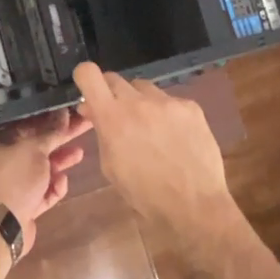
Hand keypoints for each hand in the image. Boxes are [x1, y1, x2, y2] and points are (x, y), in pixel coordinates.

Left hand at [0, 109, 92, 256]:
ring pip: (43, 168)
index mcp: (0, 143)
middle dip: (62, 138)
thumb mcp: (35, 150)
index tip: (72, 112)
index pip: (29, 125)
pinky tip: (61, 183)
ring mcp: (15, 183)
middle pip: (39, 145)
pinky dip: (53, 187)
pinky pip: (43, 190)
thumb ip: (52, 133)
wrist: (3, 225)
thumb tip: (64, 113)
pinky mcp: (25, 203)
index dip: (52, 118)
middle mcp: (5, 161)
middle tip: (84, 126)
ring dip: (61, 162)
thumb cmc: (16, 179)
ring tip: (80, 154)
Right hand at [72, 62, 243, 244]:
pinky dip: (167, 113)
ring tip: (150, 129)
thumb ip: (101, 132)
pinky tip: (175, 136)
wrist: (194, 204)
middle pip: (116, 79)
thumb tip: (92, 110)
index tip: (88, 89)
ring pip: (144, 89)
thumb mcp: (111, 166)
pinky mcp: (191, 107)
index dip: (85, 77)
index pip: (89, 74)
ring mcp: (168, 102)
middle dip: (112, 95)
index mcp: (113, 118)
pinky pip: (170, 101)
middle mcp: (139, 102)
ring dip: (140, 102)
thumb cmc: (144, 194)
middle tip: (118, 115)